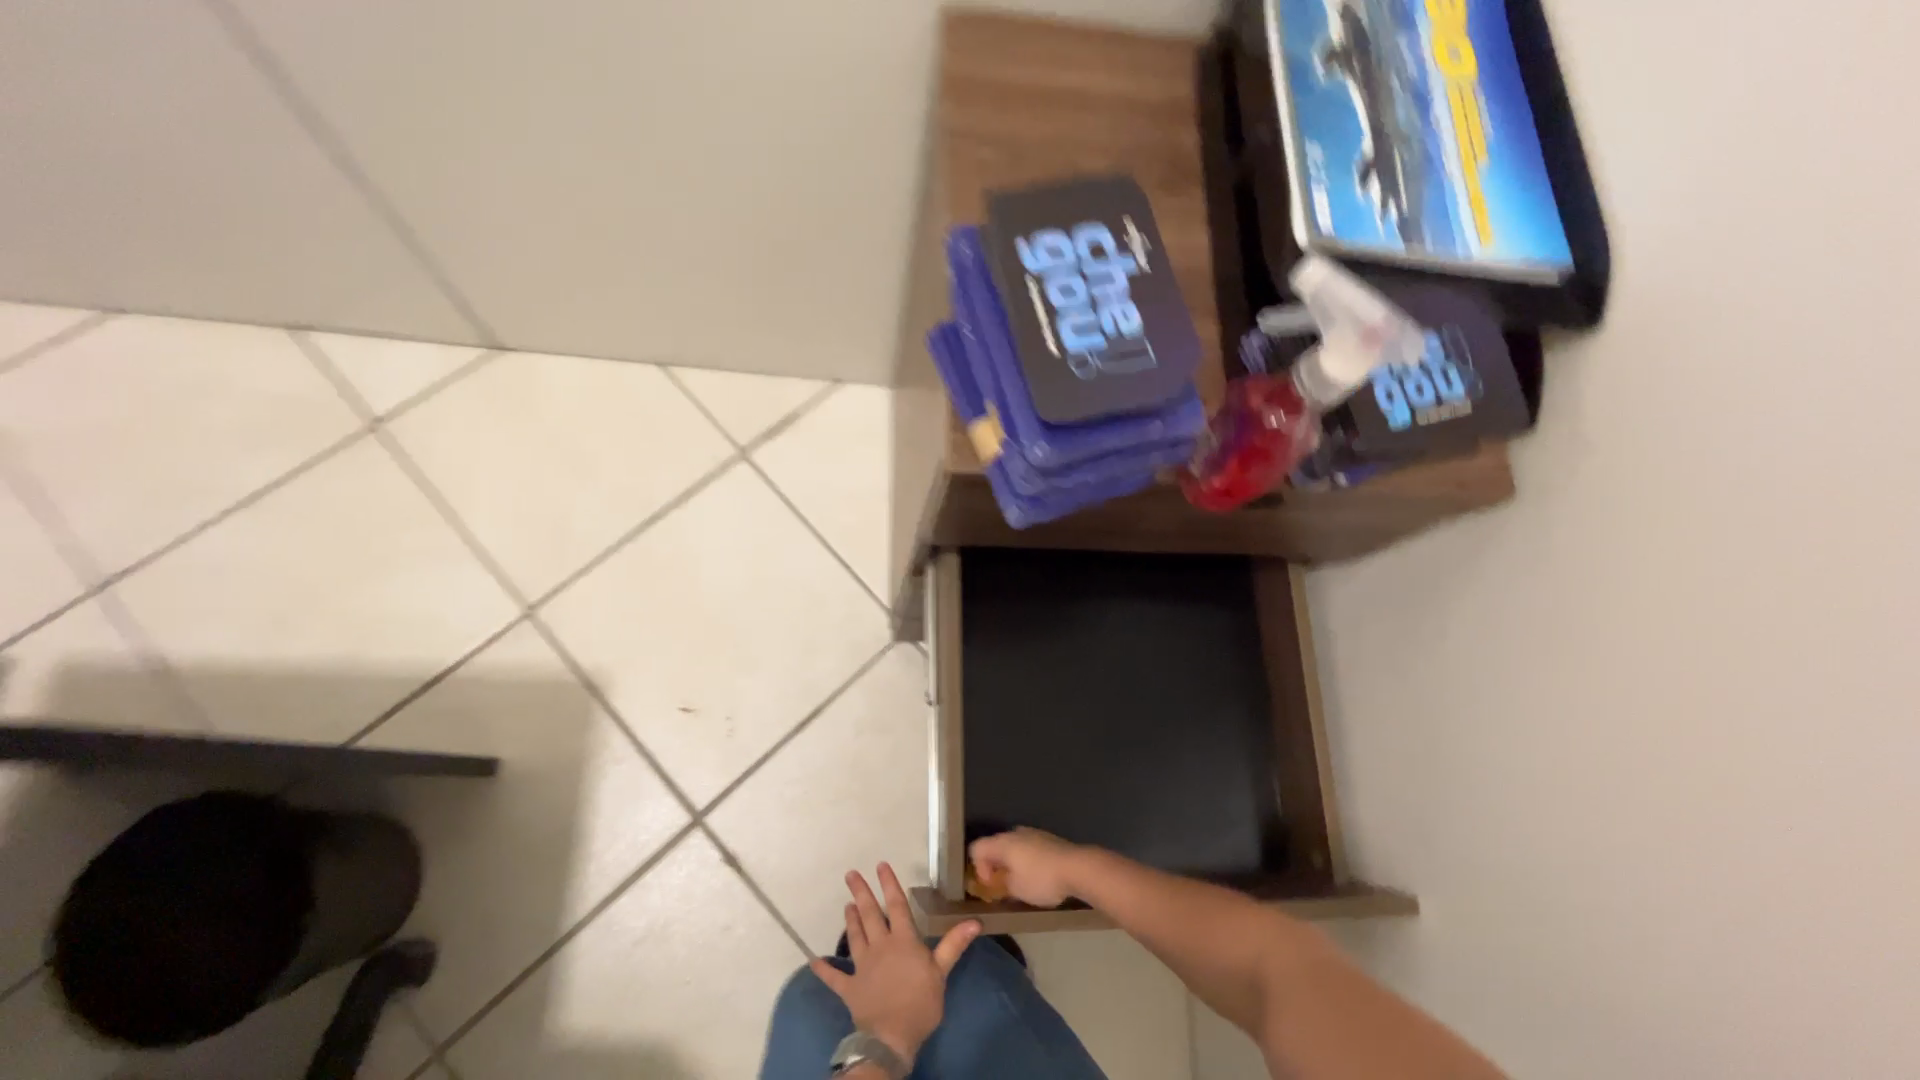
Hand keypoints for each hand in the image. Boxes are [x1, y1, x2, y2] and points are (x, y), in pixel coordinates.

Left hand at [810, 863, 980, 1065]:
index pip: (897, 906)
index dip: (889, 884)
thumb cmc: (920, 1002)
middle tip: (850, 874)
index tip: (880, 865)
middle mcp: (880, 947)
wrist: (891, 1036)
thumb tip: (974, 921)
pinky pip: (834, 977)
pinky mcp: (850, 988)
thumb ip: (954, 944)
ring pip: (855, 937)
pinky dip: (824, 969)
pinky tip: (814, 962)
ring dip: (850, 920)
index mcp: (902, 941)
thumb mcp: (941, 972)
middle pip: (870, 915)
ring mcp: (862, 966)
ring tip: (847, 905)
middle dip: (861, 893)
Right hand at [968, 828, 1084, 907]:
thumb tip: (1005, 881)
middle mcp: (1016, 833)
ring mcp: (1034, 833)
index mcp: (1003, 843)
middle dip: (996, 865)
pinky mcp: (1049, 838)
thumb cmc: (1042, 879)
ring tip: (1022, 881)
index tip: (990, 885)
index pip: (976, 848)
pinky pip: (1030, 847)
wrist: (1078, 867)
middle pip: (995, 845)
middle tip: (1003, 884)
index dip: (978, 868)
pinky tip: (1039, 875)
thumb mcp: (1017, 890)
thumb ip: (1005, 884)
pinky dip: (1028, 859)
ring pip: (1014, 845)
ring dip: (1013, 861)